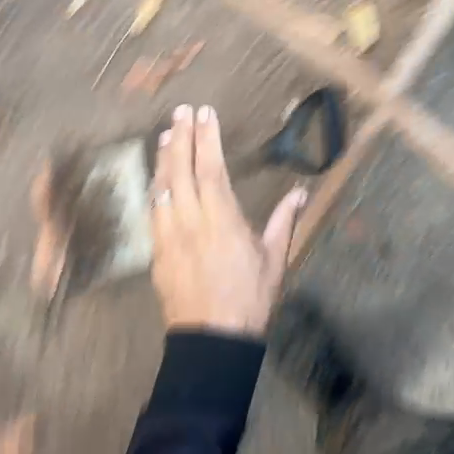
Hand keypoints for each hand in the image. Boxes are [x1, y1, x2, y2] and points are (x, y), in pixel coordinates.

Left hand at [150, 104, 306, 334]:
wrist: (212, 343)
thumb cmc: (250, 298)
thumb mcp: (275, 259)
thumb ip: (284, 221)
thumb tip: (301, 192)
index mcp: (222, 221)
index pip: (211, 169)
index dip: (207, 139)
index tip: (206, 113)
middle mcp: (191, 223)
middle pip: (181, 172)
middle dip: (182, 138)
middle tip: (181, 111)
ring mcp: (170, 238)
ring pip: (162, 189)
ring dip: (164, 159)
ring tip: (167, 134)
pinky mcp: (157, 254)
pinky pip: (153, 212)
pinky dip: (154, 187)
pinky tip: (157, 177)